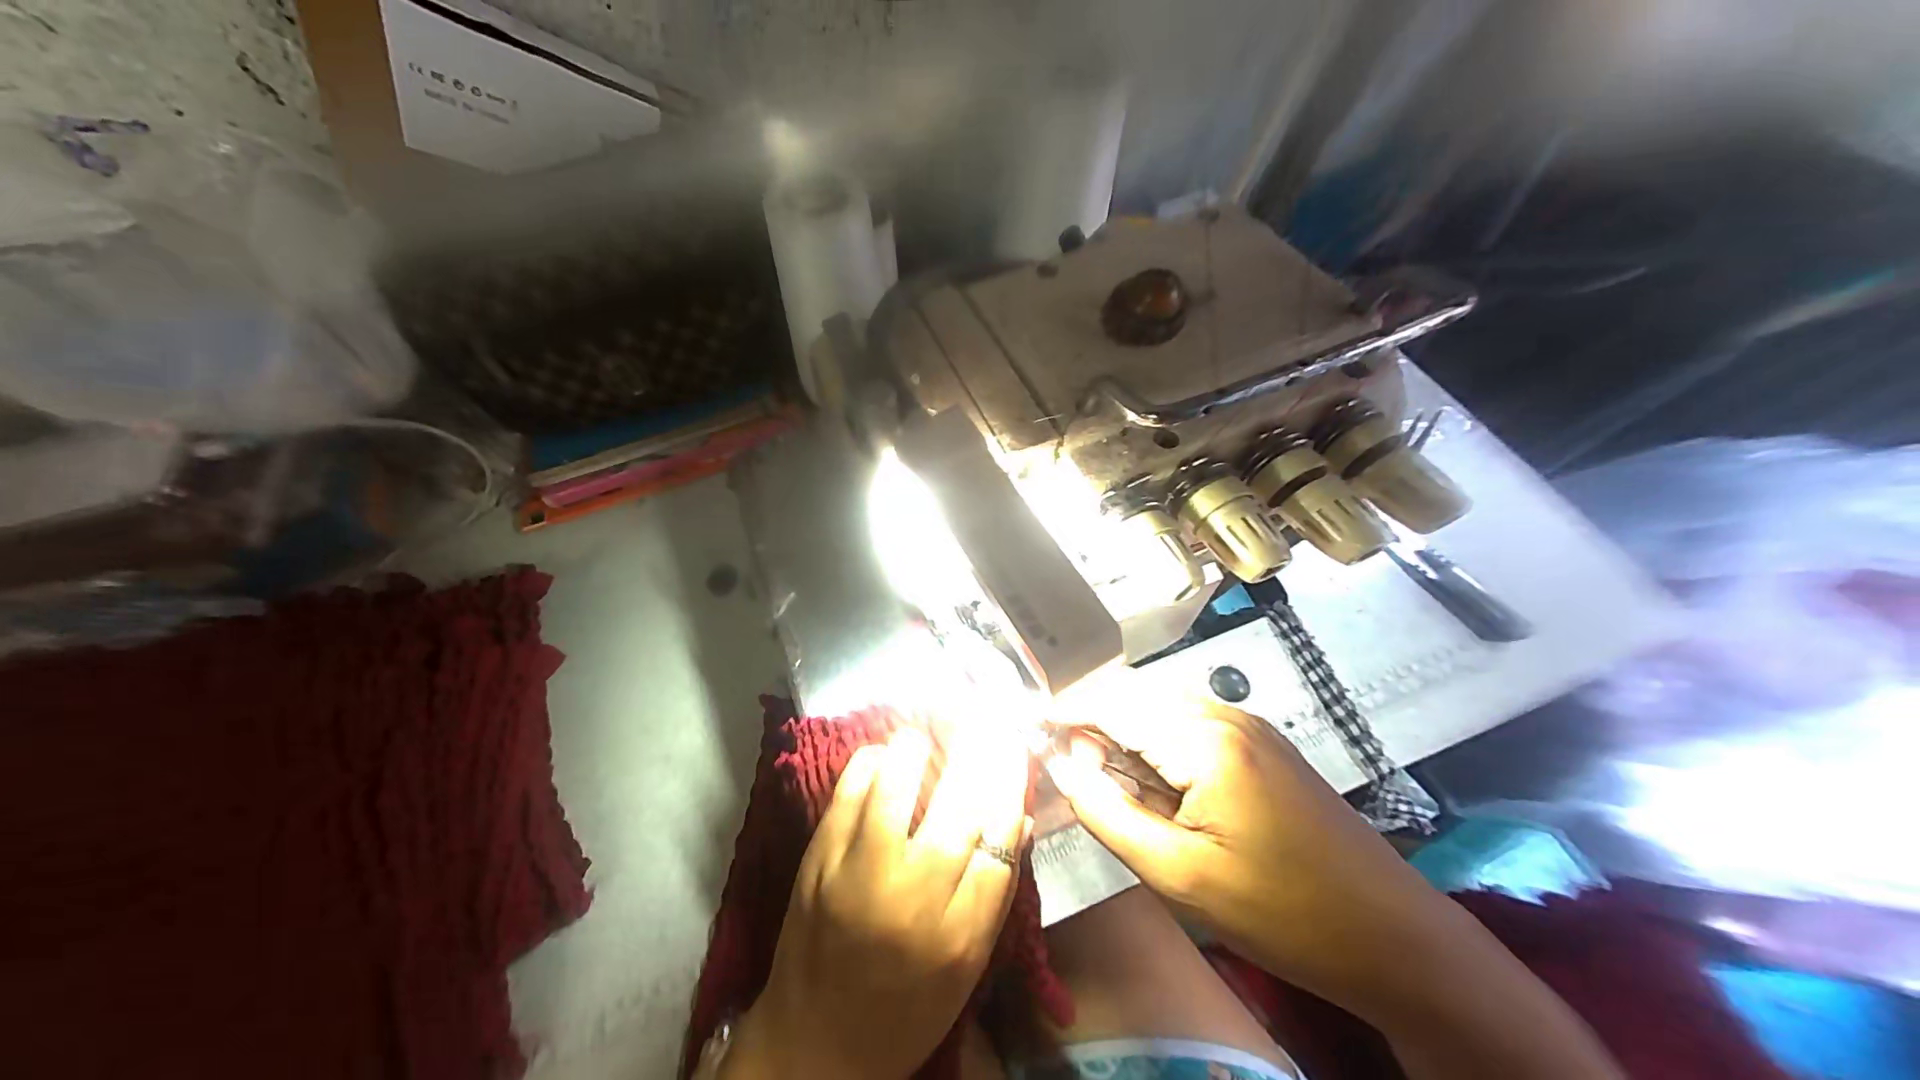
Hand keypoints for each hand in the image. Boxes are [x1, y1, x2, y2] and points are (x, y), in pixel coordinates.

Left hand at [724, 725, 1030, 1079]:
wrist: (815, 1045)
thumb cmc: (905, 1008)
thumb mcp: (967, 966)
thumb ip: (994, 890)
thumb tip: (1016, 814)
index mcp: (960, 931)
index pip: (1000, 836)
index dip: (1010, 781)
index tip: (1014, 745)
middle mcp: (913, 895)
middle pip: (959, 803)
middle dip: (978, 752)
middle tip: (983, 718)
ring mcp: (858, 872)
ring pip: (897, 785)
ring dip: (919, 747)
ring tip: (929, 730)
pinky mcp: (817, 859)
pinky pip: (848, 792)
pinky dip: (869, 763)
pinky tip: (883, 754)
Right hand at [1048, 682, 1624, 1079]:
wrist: (1394, 939)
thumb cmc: (1280, 912)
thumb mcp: (1178, 875)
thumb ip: (1107, 811)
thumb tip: (1059, 761)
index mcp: (1205, 738)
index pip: (1111, 704)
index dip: (1061, 714)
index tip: (1023, 732)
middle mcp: (1227, 714)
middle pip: (1134, 702)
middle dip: (1093, 733)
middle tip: (1066, 778)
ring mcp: (1250, 727)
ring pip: (1160, 716)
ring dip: (1125, 745)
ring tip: (1109, 794)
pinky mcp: (1263, 747)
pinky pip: (1190, 732)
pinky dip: (1158, 754)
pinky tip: (1155, 795)